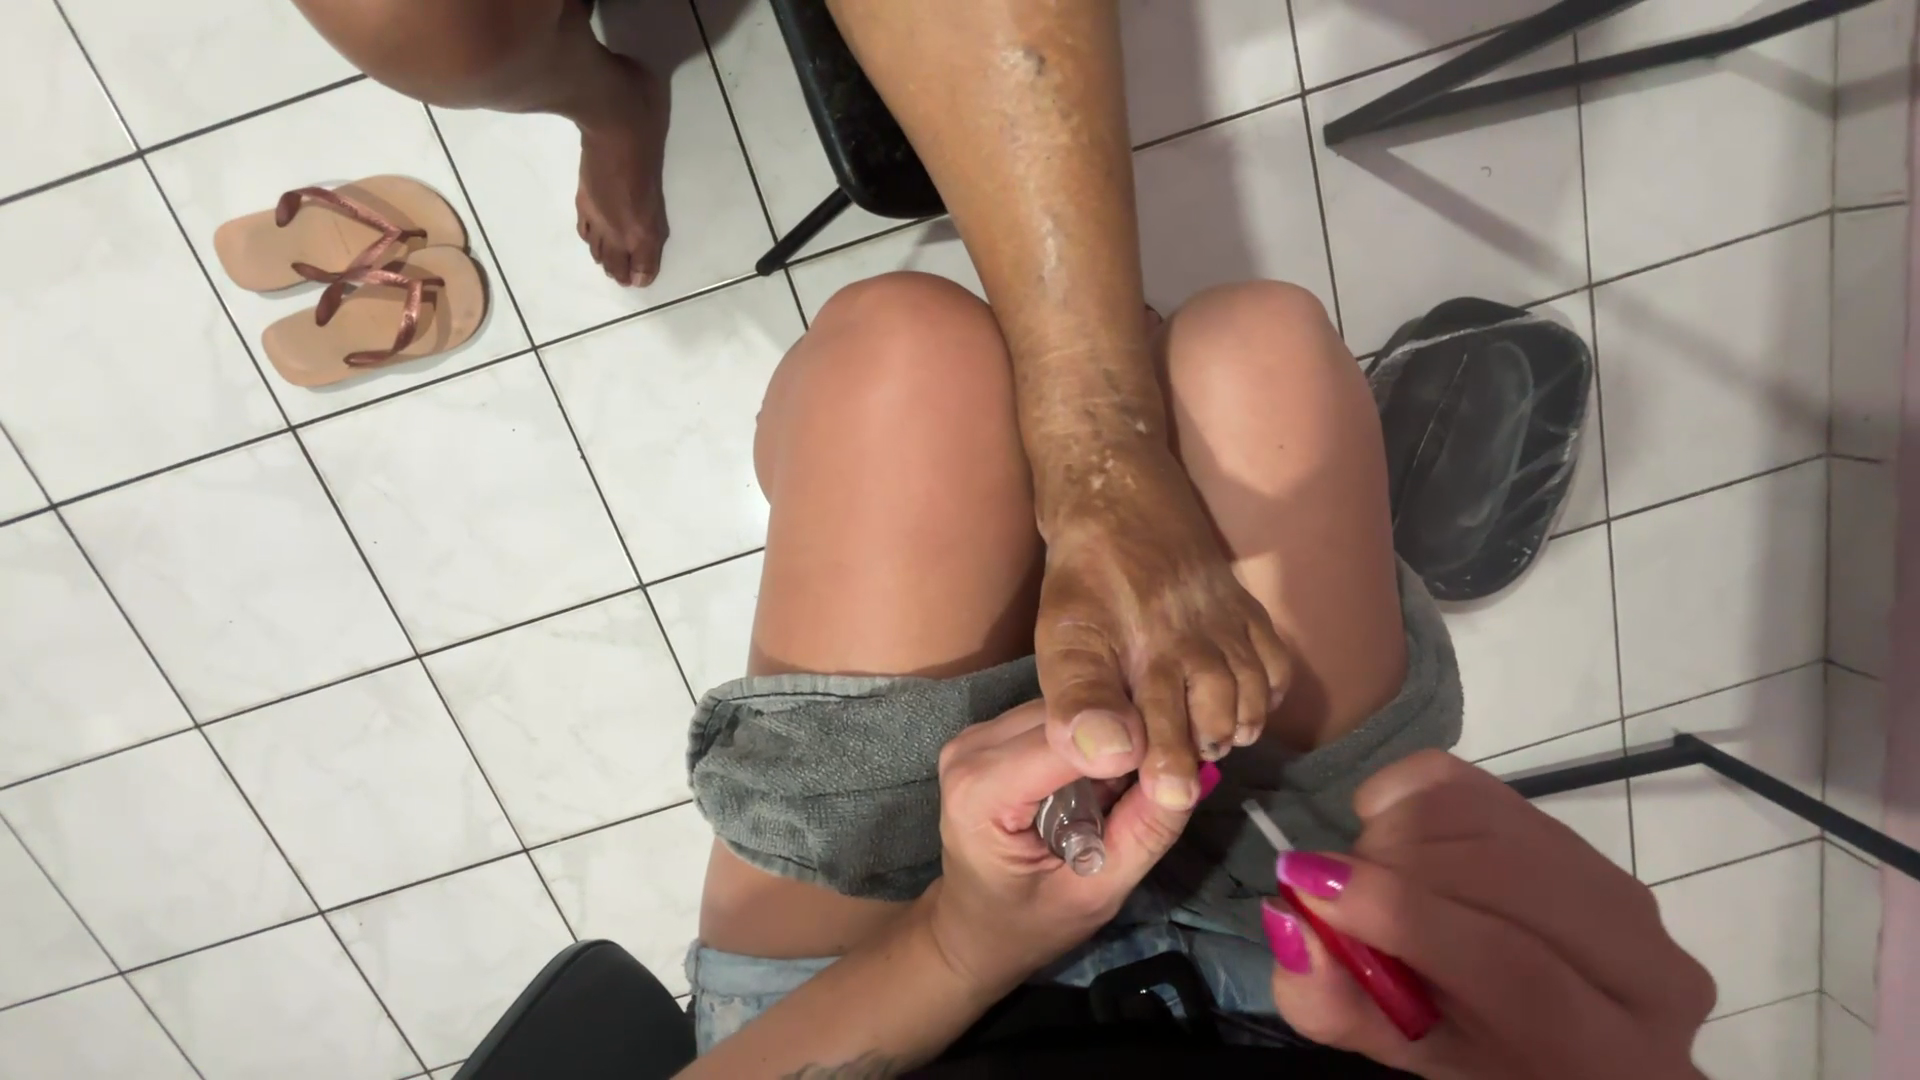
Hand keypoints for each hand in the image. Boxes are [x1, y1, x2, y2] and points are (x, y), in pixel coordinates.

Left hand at [920, 701, 1193, 992]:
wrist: (972, 927)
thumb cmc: (1027, 925)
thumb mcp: (1096, 893)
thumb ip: (1141, 832)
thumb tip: (1192, 773)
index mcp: (982, 788)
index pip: (1072, 739)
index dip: (1130, 741)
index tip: (1180, 759)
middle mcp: (973, 747)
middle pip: (1069, 714)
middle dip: (1125, 733)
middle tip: (1174, 763)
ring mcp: (979, 733)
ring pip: (1067, 706)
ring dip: (1110, 732)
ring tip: (1146, 767)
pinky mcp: (993, 731)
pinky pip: (1056, 716)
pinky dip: (1091, 736)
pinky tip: (1114, 766)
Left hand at [1036, 439, 1291, 808]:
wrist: (1119, 499)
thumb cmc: (1083, 576)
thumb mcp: (1063, 635)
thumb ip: (1081, 696)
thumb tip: (1113, 755)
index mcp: (1154, 658)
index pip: (1172, 736)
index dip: (1170, 772)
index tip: (1171, 796)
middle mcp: (1204, 647)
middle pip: (1219, 722)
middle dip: (1198, 749)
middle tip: (1174, 762)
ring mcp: (1232, 625)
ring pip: (1251, 698)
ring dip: (1231, 725)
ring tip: (1203, 735)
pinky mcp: (1247, 607)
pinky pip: (1275, 664)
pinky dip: (1264, 691)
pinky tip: (1237, 700)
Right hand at [1263, 752, 1713, 1079]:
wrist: (1537, 1018)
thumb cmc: (1465, 1048)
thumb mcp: (1393, 1049)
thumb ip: (1333, 1001)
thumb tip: (1290, 917)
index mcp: (1611, 1058)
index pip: (1516, 969)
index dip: (1404, 915)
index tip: (1306, 882)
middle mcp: (1646, 964)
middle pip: (1496, 875)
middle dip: (1387, 868)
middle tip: (1339, 893)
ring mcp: (1611, 882)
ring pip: (1476, 815)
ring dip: (1390, 834)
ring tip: (1375, 876)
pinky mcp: (1563, 824)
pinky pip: (1460, 779)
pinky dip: (1399, 795)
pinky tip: (1396, 837)